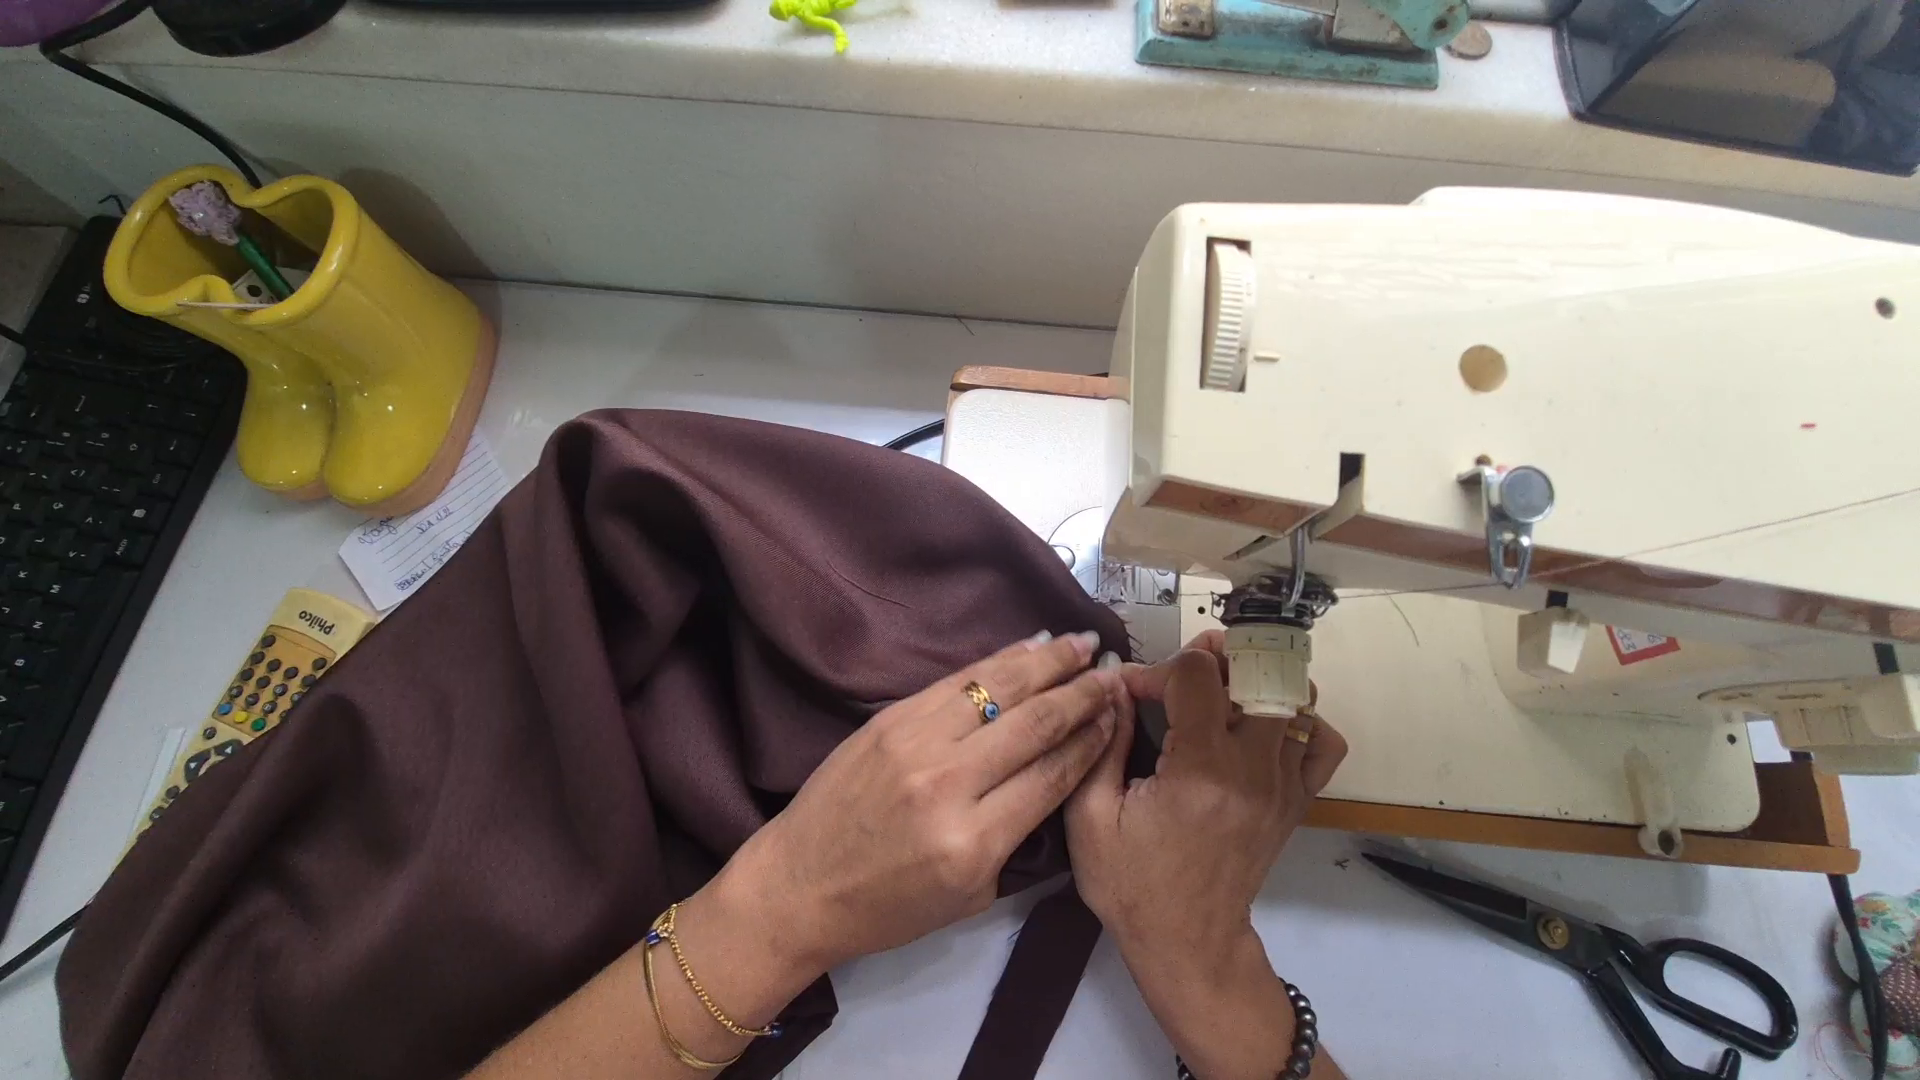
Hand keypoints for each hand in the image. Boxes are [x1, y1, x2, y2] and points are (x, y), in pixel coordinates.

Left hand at [704, 630, 1124, 980]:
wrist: (798, 883)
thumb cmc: (887, 905)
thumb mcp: (969, 895)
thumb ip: (1018, 836)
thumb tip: (1060, 768)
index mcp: (973, 843)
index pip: (1052, 775)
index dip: (1091, 739)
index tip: (1118, 712)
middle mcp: (948, 784)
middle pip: (1034, 724)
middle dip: (1082, 693)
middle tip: (1115, 671)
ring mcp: (915, 742)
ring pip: (998, 689)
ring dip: (1047, 661)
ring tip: (1083, 642)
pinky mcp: (890, 717)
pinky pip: (957, 680)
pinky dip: (998, 660)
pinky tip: (1028, 646)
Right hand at [1066, 631, 1346, 1079]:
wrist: (1189, 944)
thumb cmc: (1131, 883)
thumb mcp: (1089, 817)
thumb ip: (1101, 743)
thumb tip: (1111, 687)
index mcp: (1200, 769)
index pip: (1196, 676)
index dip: (1157, 669)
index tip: (1129, 690)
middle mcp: (1253, 768)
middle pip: (1256, 673)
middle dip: (1213, 660)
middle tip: (1178, 675)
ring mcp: (1284, 784)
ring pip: (1291, 697)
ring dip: (1250, 682)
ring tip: (1214, 694)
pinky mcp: (1297, 800)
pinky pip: (1321, 740)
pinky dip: (1298, 718)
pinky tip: (1258, 726)